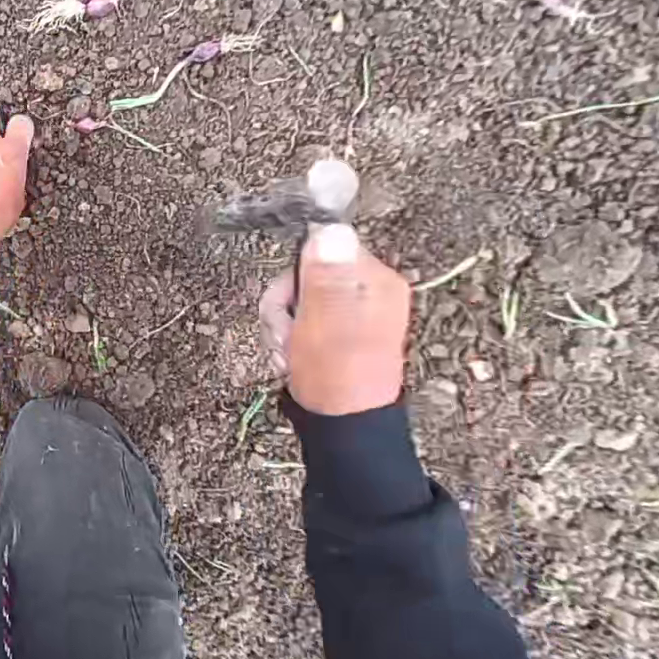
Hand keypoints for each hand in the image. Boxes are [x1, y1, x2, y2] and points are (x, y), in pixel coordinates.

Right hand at [258, 224, 410, 416]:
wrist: (342, 431)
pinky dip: (290, 336)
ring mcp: (352, 311)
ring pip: (297, 296)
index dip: (297, 274)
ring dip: (283, 325)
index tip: (292, 303)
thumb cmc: (335, 379)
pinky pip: (302, 316)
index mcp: (375, 281)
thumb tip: (330, 227)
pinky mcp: (339, 329)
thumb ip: (326, 276)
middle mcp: (367, 290)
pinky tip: (293, 357)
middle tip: (288, 336)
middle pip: (305, 272)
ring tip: (289, 353)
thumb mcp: (325, 324)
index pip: (323, 246)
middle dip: (284, 305)